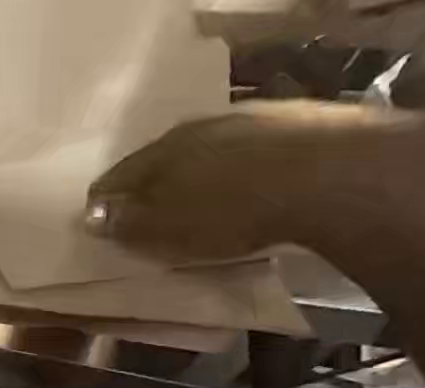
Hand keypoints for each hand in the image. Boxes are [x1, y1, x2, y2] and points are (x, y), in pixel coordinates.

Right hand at [86, 102, 424, 260]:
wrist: (330, 176)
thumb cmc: (229, 213)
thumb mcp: (164, 231)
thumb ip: (126, 223)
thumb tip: (93, 215)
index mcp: (160, 153)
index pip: (115, 177)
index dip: (102, 201)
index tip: (96, 221)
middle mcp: (198, 127)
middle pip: (158, 158)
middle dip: (146, 184)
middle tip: (141, 211)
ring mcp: (247, 118)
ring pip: (202, 148)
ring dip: (190, 173)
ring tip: (190, 199)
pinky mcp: (290, 123)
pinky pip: (242, 149)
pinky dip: (231, 169)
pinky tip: (238, 187)